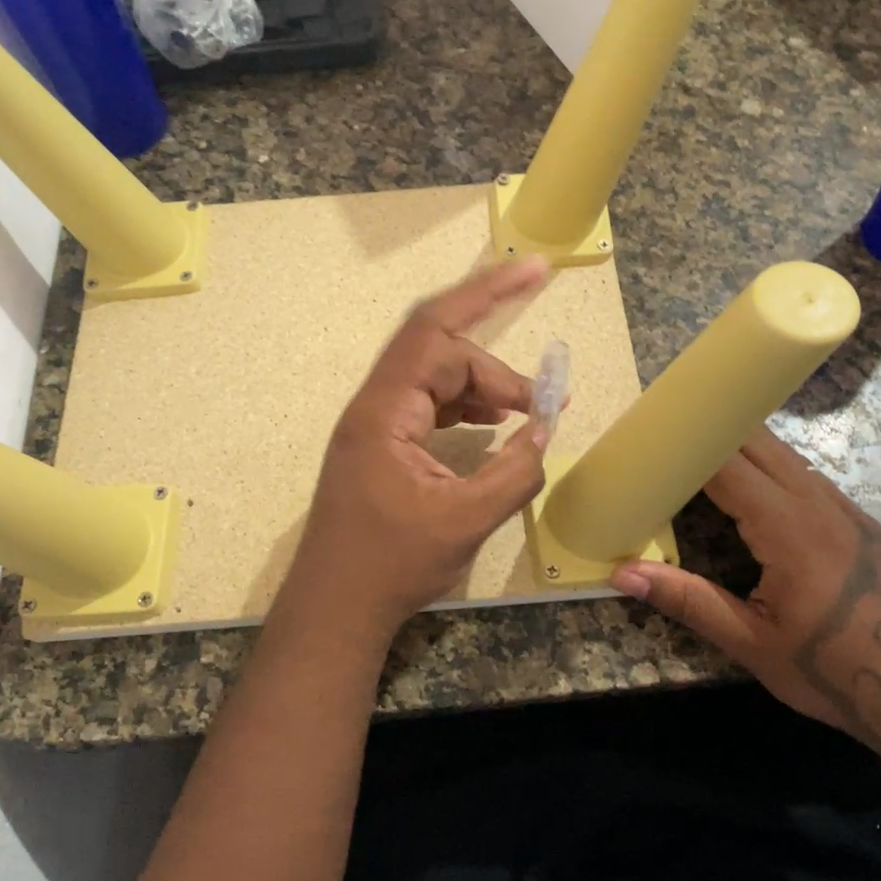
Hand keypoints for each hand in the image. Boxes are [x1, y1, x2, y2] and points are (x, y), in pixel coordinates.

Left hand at [283, 258, 552, 632]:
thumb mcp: (466, 520)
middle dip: (495, 370)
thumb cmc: (391, 566)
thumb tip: (545, 431)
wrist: (335, 608)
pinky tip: (492, 425)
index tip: (535, 272)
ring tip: (526, 412)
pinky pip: (428, 407)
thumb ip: (514, 471)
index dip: (486, 293)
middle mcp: (375, 407)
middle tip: (543, 402)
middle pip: (440, 355)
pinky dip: (464, 409)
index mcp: (385, 412)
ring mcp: (376, 427)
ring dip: (482, 388)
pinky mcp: (383, 449)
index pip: (436, 330)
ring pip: (435, 380)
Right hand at [610, 430, 880, 768]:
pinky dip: (773, 470)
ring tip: (700, 451)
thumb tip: (622, 574)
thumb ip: (688, 600)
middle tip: (669, 430)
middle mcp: (822, 505)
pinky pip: (810, 479)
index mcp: (790, 529)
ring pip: (790, 458)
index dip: (689, 442)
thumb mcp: (752, 643)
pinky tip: (753, 491)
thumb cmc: (834, 673)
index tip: (652, 430)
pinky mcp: (864, 526)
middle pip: (762, 444)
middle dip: (713, 429)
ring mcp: (849, 512)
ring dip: (745, 447)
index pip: (729, 464)